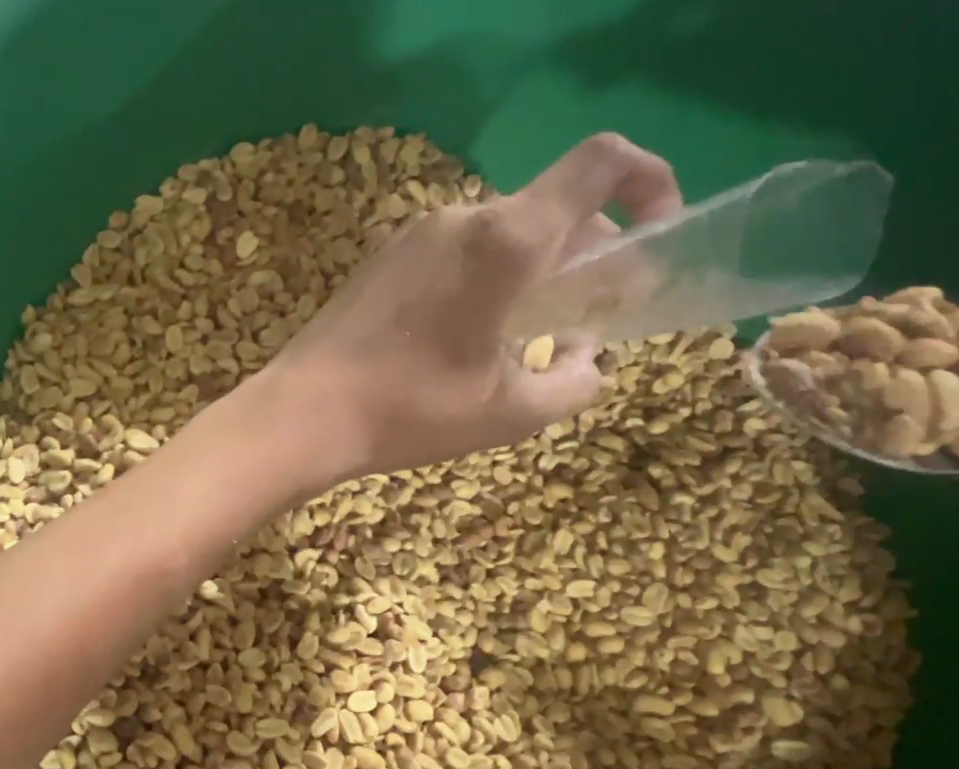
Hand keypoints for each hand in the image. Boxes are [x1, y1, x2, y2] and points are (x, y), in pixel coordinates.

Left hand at [259, 133, 682, 484]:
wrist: (302, 414)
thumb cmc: (409, 412)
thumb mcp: (510, 412)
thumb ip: (575, 382)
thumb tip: (590, 360)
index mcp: (506, 239)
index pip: (602, 163)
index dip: (650, 182)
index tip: (657, 235)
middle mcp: (460, 218)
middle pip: (550, 209)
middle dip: (589, 254)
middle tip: (591, 317)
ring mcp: (413, 235)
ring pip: (501, 233)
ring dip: (534, 270)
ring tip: (530, 335)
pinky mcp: (382, 259)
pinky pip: (455, 251)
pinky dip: (486, 276)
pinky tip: (470, 334)